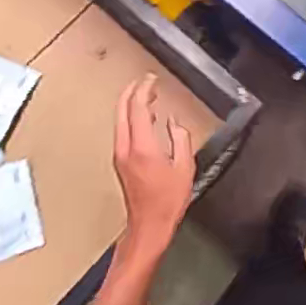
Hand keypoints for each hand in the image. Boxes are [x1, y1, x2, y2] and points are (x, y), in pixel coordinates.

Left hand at [112, 74, 194, 254]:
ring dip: (131, 104)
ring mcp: (120, 155)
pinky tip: (144, 118)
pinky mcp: (121, 161)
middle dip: (133, 91)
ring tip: (146, 95)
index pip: (138, 108)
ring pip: (120, 119)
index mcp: (142, 147)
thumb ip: (181, 139)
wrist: (148, 225)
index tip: (152, 80)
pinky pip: (123, 131)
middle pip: (122, 109)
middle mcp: (126, 148)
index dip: (145, 89)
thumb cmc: (167, 202)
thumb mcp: (185, 167)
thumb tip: (174, 123)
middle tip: (145, 81)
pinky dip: (131, 118)